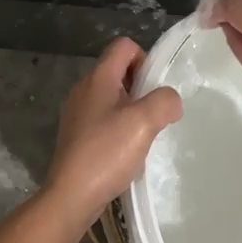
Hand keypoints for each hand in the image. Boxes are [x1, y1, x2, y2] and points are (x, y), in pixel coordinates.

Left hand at [44, 37, 182, 220]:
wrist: (70, 197)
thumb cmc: (106, 153)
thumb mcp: (144, 122)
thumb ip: (164, 102)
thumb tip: (171, 100)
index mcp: (98, 76)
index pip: (124, 45)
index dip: (145, 59)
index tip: (154, 90)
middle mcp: (84, 87)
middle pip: (118, 69)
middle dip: (140, 87)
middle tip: (151, 116)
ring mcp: (76, 111)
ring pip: (111, 95)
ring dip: (130, 109)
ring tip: (140, 136)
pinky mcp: (75, 134)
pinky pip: (101, 117)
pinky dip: (116, 126)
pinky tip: (123, 151)